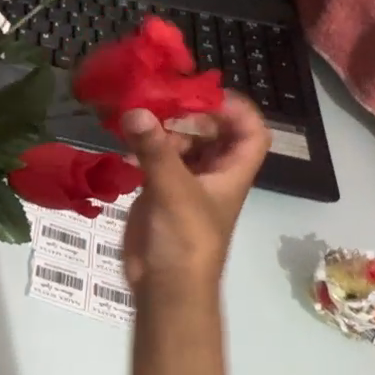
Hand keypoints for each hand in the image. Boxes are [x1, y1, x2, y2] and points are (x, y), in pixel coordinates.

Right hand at [119, 92, 269, 297]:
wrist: (166, 283)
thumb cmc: (185, 238)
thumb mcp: (173, 190)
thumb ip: (154, 149)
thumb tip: (134, 110)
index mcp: (231, 172)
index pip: (249, 131)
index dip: (233, 108)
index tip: (199, 92)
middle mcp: (212, 173)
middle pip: (211, 132)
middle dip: (187, 114)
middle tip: (156, 100)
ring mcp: (184, 183)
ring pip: (181, 144)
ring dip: (161, 129)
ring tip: (135, 117)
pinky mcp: (158, 192)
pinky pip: (156, 159)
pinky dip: (143, 147)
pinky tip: (124, 141)